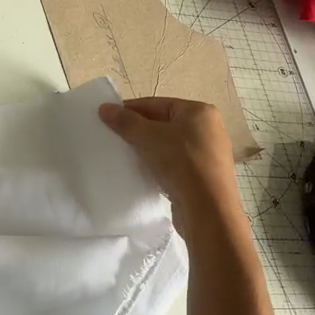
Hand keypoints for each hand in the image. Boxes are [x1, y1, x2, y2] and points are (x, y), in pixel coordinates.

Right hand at [99, 97, 241, 237]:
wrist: (208, 210)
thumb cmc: (181, 162)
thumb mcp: (148, 137)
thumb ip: (125, 121)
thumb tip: (104, 108)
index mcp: (199, 111)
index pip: (156, 104)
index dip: (130, 110)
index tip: (108, 119)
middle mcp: (209, 129)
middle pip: (163, 123)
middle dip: (139, 131)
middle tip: (115, 138)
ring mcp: (210, 154)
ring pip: (169, 145)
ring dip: (149, 149)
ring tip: (128, 156)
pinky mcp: (206, 177)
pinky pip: (177, 164)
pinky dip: (160, 165)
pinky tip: (146, 172)